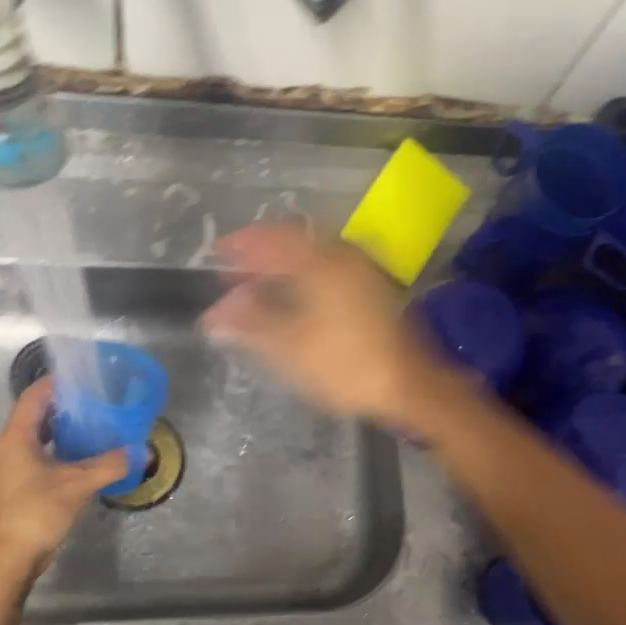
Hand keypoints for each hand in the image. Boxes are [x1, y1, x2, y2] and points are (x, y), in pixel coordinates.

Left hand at [0, 379, 128, 574]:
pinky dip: (61, 448)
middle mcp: (11, 446)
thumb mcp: (78, 484)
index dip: (54, 383)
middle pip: (35, 414)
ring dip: (62, 427)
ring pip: (38, 436)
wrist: (16, 553)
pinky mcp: (22, 483)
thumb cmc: (39, 510)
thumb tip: (140, 451)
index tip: (81, 376)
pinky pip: (41, 454)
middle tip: (93, 399)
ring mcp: (15, 466)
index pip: (33, 397)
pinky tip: (84, 453)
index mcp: (17, 437)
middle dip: (63, 404)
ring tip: (93, 422)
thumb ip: (110, 464)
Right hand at [201, 223, 466, 431]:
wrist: (410, 386)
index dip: (241, 244)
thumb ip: (249, 324)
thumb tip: (215, 313)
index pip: (272, 238)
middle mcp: (343, 257)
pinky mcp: (373, 292)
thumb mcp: (289, 348)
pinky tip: (291, 302)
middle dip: (260, 258)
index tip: (217, 254)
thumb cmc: (347, 366)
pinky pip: (328, 273)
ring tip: (256, 291)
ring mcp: (362, 273)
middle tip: (232, 276)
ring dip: (281, 270)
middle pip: (293, 245)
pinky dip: (303, 280)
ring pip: (312, 259)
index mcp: (321, 261)